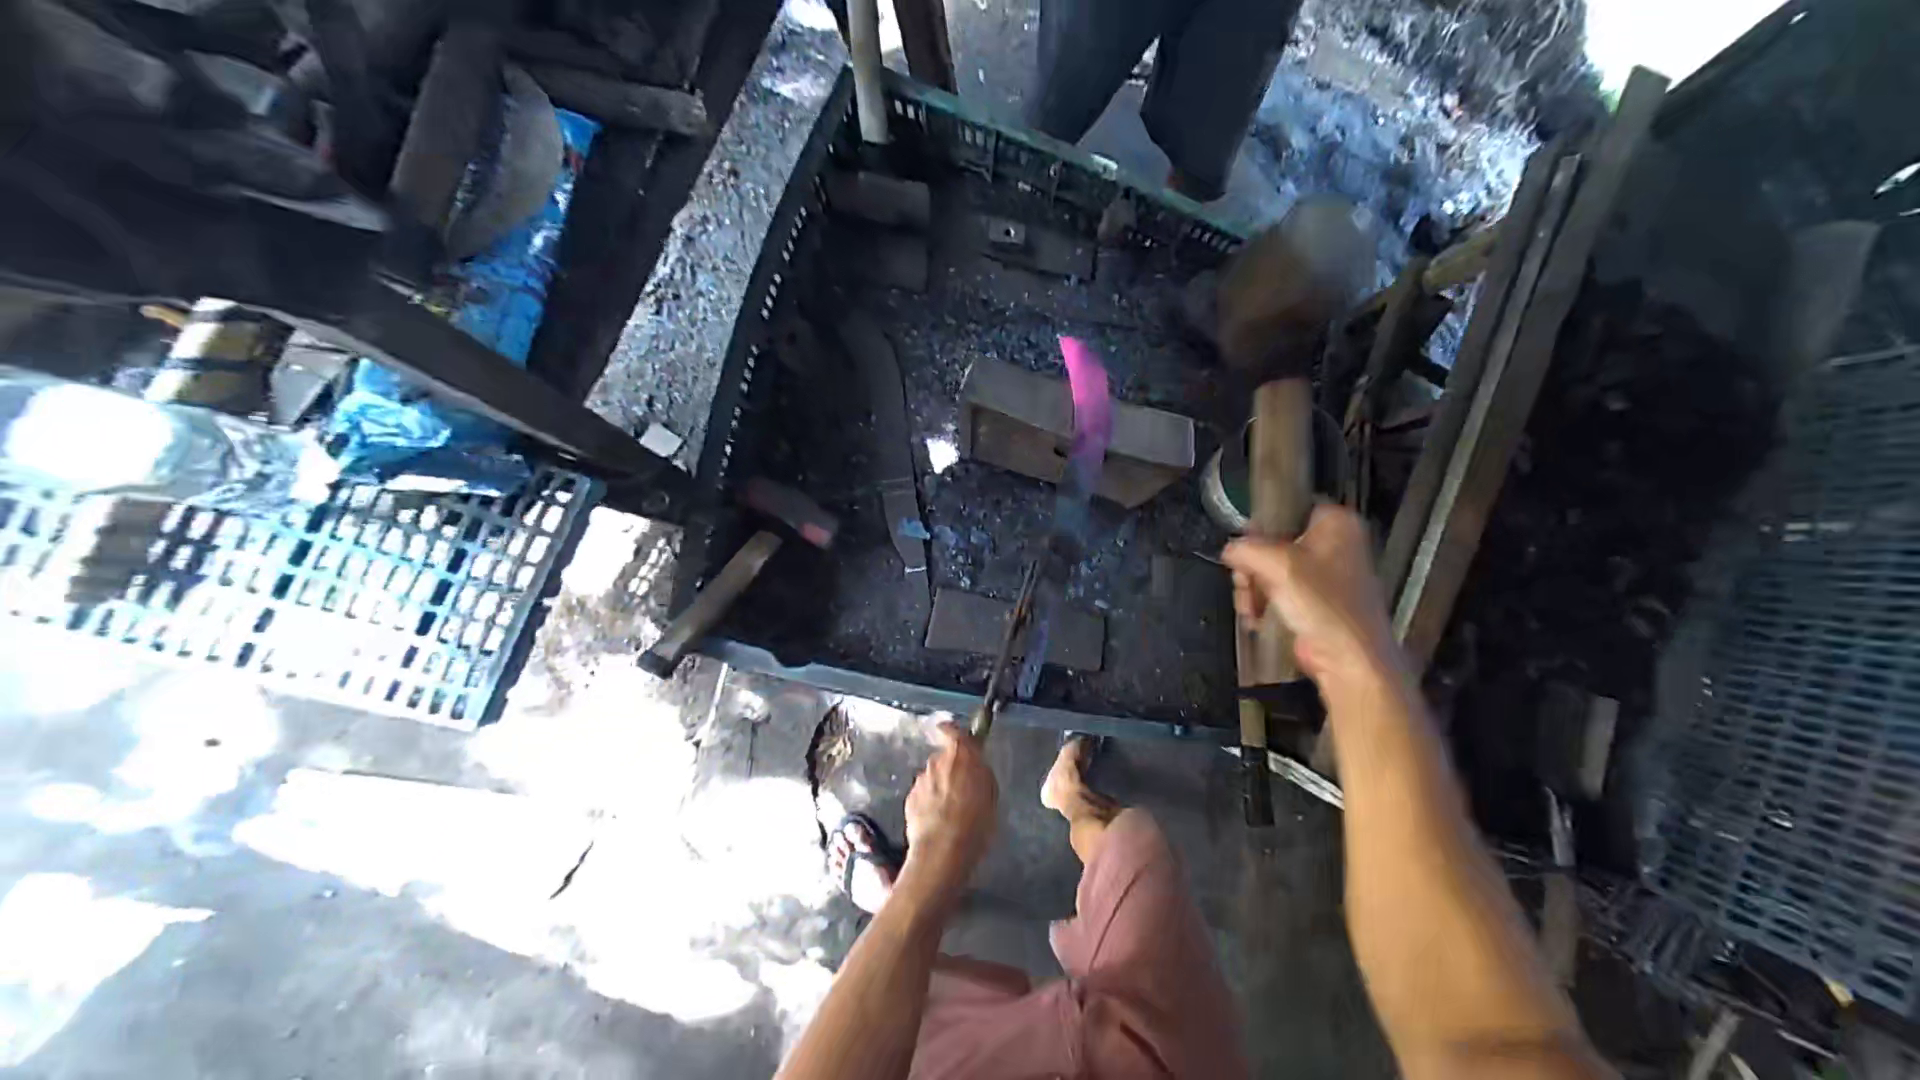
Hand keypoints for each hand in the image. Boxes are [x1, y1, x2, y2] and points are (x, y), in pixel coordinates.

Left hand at [902, 723, 997, 896]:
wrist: (942, 851)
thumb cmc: (975, 822)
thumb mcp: (991, 794)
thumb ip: (981, 772)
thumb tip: (975, 764)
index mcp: (960, 755)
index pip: (953, 730)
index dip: (953, 731)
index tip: (956, 736)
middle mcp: (937, 762)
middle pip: (943, 758)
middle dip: (951, 769)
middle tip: (963, 789)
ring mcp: (920, 780)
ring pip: (932, 777)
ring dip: (940, 788)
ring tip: (950, 812)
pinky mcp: (909, 799)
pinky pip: (922, 795)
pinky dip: (929, 803)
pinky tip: (937, 821)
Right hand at [1221, 505, 1403, 689]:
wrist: (1347, 658)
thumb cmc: (1323, 605)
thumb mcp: (1277, 564)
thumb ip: (1245, 548)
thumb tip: (1230, 550)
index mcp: (1337, 523)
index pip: (1287, 507)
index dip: (1262, 525)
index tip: (1246, 544)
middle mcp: (1334, 545)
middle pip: (1272, 542)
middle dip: (1252, 565)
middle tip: (1246, 580)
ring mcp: (1324, 575)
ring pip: (1269, 569)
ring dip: (1252, 588)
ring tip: (1252, 605)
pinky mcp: (1313, 602)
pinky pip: (1276, 592)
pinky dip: (1262, 603)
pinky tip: (1258, 616)